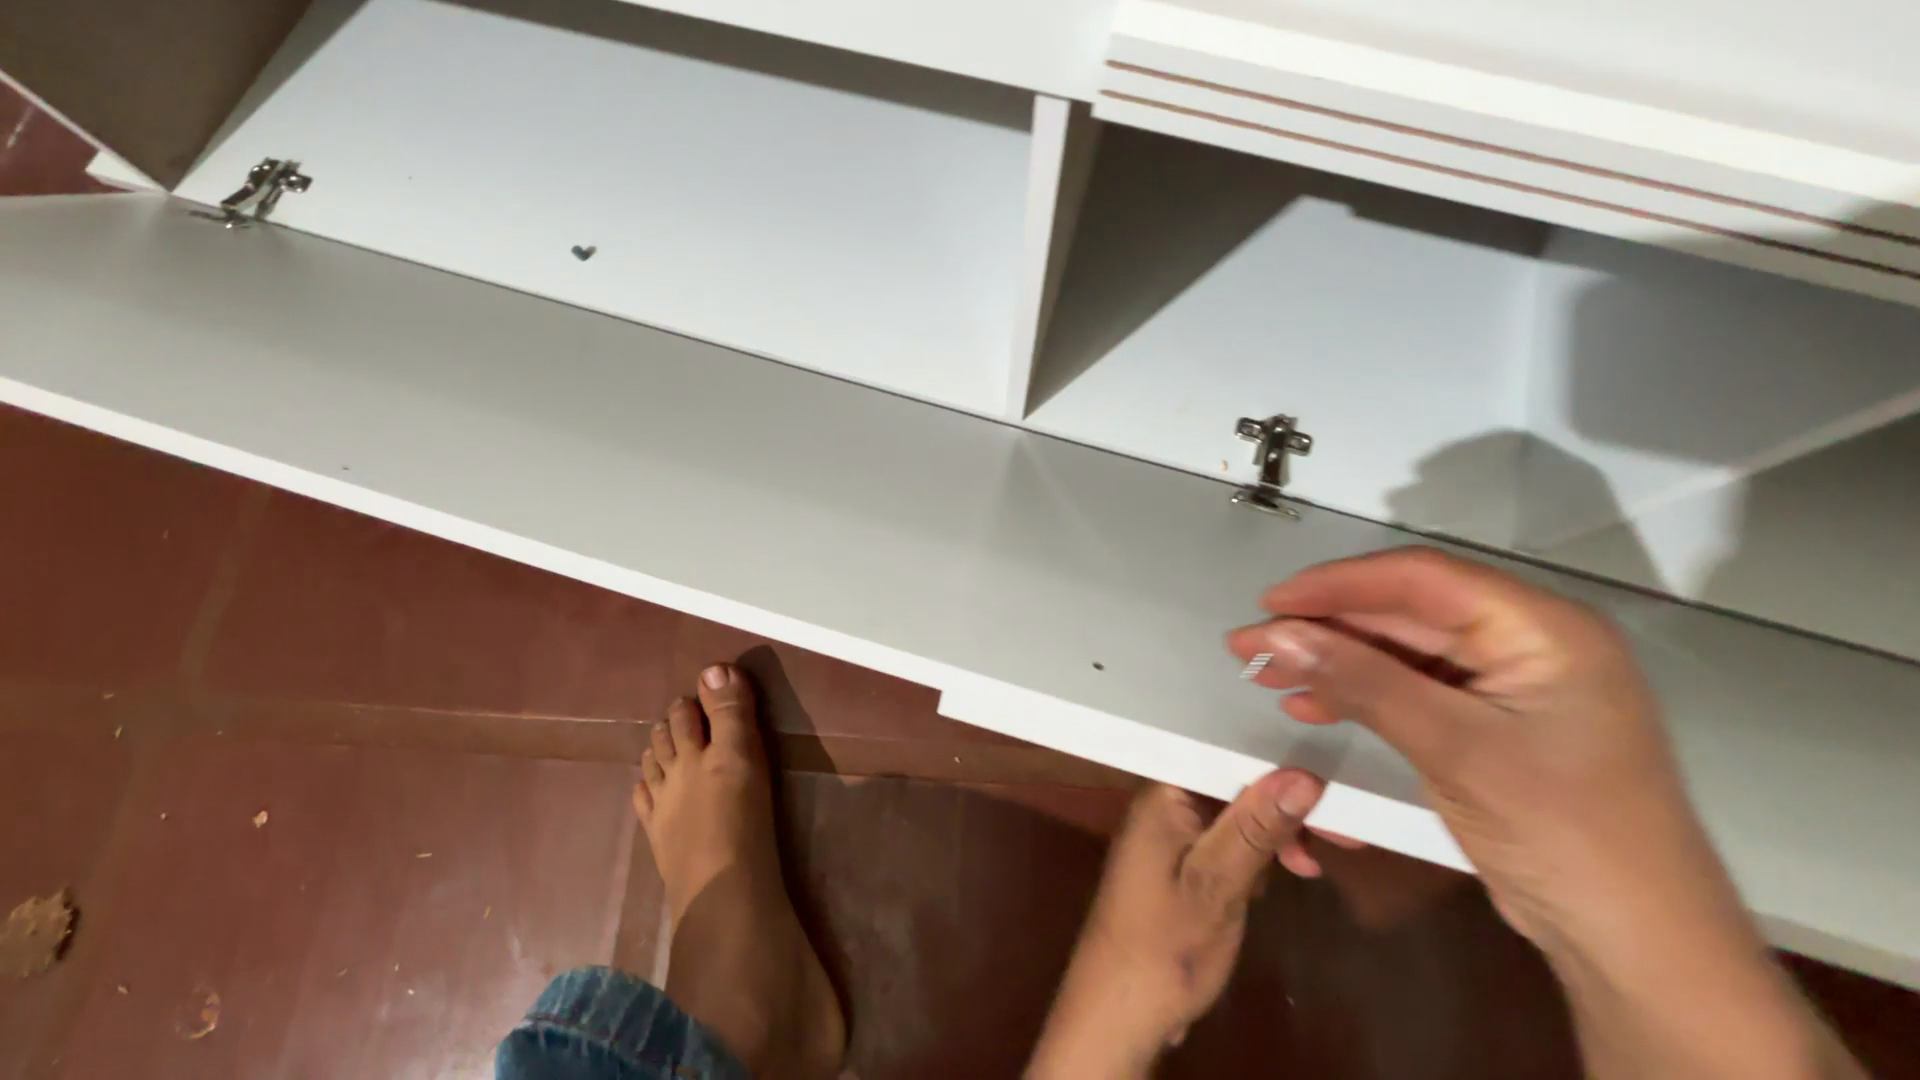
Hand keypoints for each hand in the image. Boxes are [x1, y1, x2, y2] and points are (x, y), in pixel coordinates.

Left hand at [1026, 770, 1323, 1078]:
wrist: (1119, 1012)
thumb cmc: (1162, 945)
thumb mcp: (1216, 885)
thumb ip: (1256, 828)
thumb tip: (1303, 775)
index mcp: (1163, 795)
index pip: (1226, 756)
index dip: (1280, 767)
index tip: (1332, 786)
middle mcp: (1165, 805)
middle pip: (1235, 785)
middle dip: (1287, 806)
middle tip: (1345, 834)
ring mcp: (1172, 836)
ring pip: (1237, 815)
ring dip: (1278, 833)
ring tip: (1314, 862)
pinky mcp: (1182, 864)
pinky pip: (1228, 842)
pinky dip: (1259, 855)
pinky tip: (1289, 872)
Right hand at [1226, 546, 1722, 946]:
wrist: (1634, 941)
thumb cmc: (1560, 831)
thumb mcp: (1454, 746)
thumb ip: (1363, 681)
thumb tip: (1277, 633)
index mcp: (1541, 628)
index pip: (1421, 578)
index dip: (1337, 583)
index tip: (1269, 601)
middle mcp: (1527, 642)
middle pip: (1407, 612)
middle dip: (1326, 626)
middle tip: (1251, 645)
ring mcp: (1509, 685)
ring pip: (1403, 651)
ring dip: (1335, 661)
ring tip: (1267, 674)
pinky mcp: (1492, 723)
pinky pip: (1414, 689)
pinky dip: (1361, 694)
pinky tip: (1311, 704)